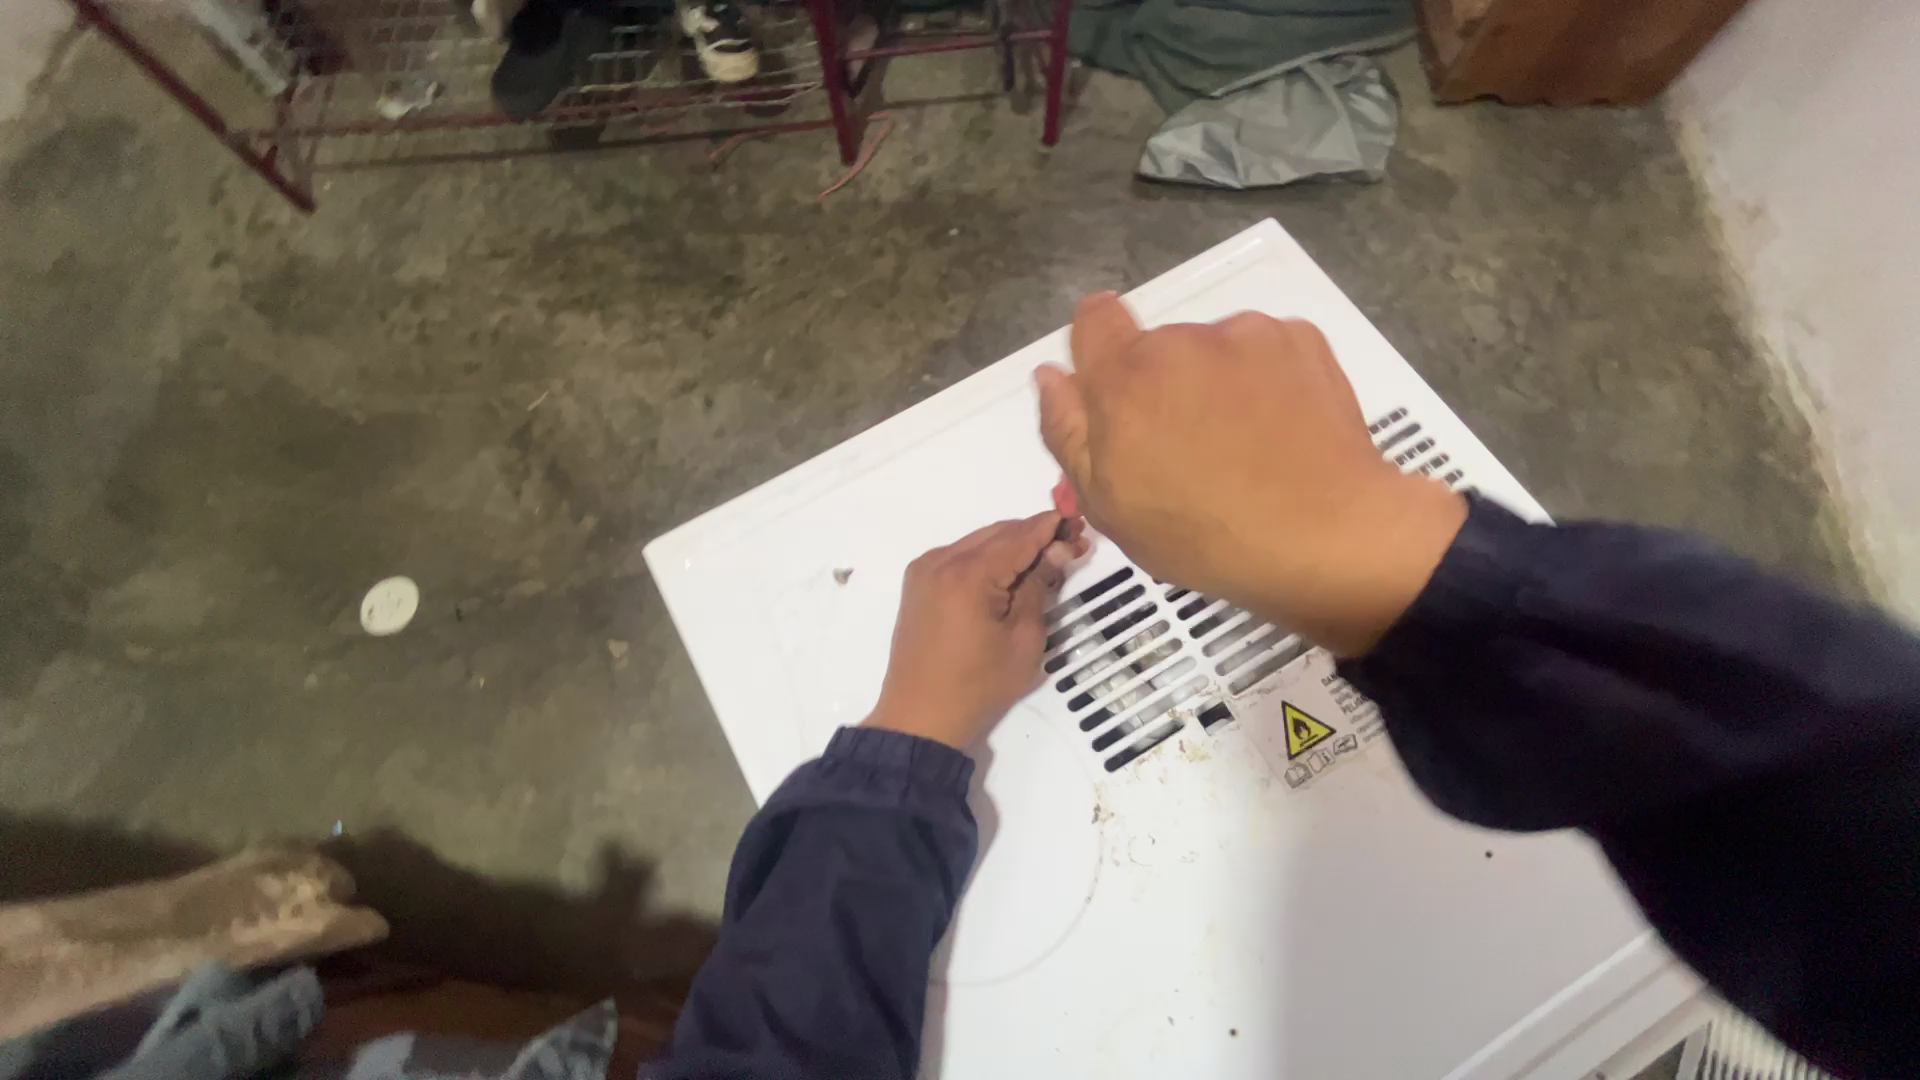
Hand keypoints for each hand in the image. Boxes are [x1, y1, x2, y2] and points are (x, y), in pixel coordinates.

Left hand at [864, 512, 1087, 748]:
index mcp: (968, 574)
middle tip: (1069, 546)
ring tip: (1045, 561)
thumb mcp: (1023, 639)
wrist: (919, 717)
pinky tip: (1009, 573)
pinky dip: (987, 558)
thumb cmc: (978, 686)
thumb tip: (1058, 550)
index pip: (1019, 536)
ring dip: (1011, 545)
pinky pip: (959, 556)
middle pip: (998, 533)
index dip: (1051, 527)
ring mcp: (924, 570)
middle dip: (1034, 535)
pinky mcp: (918, 583)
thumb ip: (1039, 586)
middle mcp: (940, 560)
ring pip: (978, 542)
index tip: (1079, 524)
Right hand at [1035, 292, 1465, 655]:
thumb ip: (1066, 431)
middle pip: (1153, 345)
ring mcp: (1246, 334)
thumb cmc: (1198, 534)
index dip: (1097, 350)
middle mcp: (1180, 340)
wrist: (1324, 536)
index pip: (1092, 318)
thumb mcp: (1106, 503)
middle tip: (1183, 449)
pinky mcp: (1300, 338)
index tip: (1116, 396)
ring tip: (1238, 445)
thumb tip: (1051, 375)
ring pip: (1208, 349)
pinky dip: (1260, 379)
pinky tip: (1276, 429)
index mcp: (1124, 378)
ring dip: (1210, 382)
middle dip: (1156, 384)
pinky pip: (1260, 349)